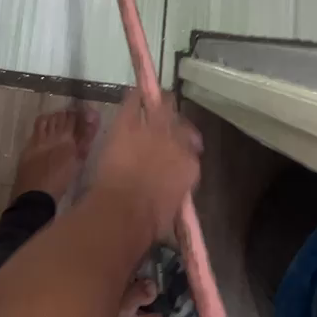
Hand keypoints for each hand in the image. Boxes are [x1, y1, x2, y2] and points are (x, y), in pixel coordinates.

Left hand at [89, 92, 201, 239]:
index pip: (191, 148)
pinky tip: (136, 95)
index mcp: (190, 165)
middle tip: (168, 125)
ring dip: (160, 105)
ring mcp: (153, 128)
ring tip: (155, 104)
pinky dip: (136, 97)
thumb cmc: (150, 221)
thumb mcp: (174, 206)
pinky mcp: (129, 123)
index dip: (184, 148)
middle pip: (180, 122)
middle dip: (176, 122)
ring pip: (163, 105)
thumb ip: (177, 185)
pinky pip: (135, 101)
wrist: (125, 210)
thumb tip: (171, 182)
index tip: (178, 151)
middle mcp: (177, 141)